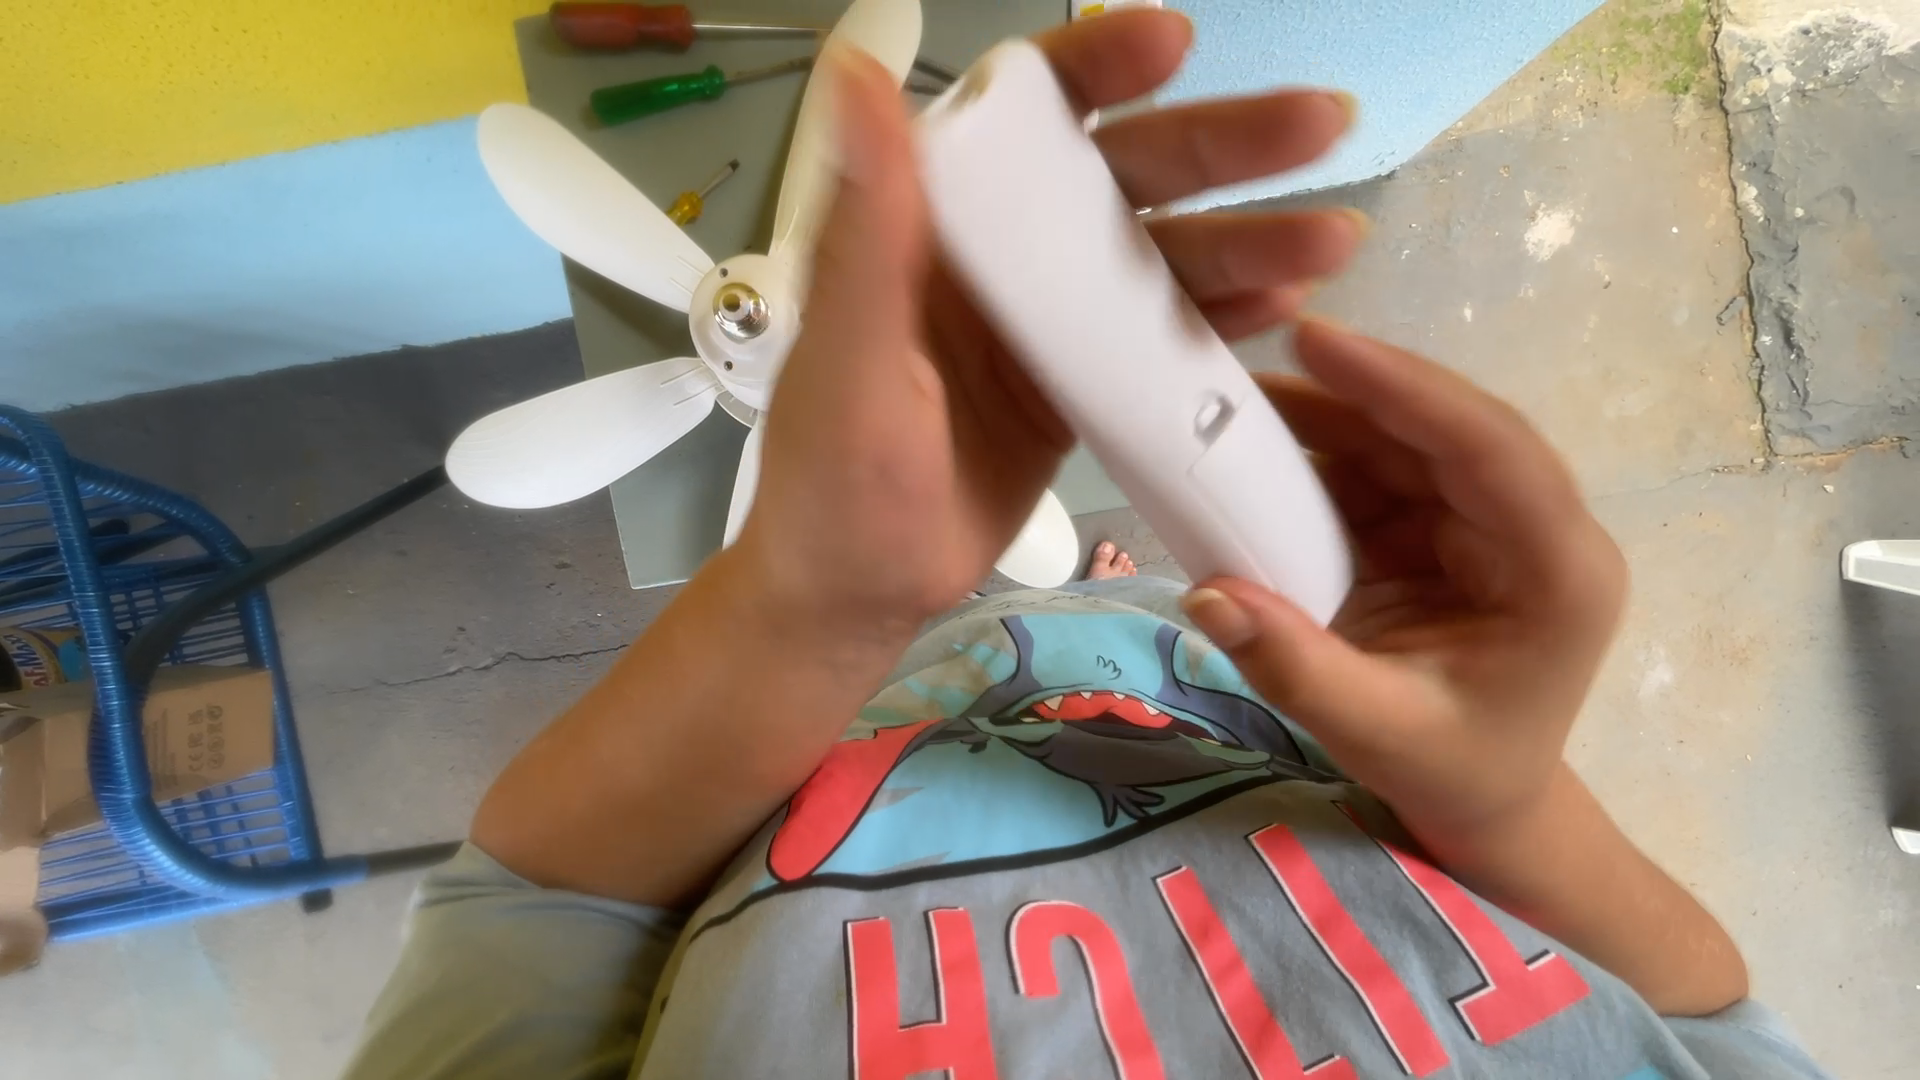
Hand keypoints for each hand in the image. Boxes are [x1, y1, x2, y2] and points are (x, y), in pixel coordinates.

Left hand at [734, 9, 1366, 636]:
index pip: (1017, 126)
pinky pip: (1153, 346)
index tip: (1171, 44)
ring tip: (1328, 240)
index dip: (1094, 73)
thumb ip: (866, 231)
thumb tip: (859, 71)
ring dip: (1240, 246)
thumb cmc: (836, 480)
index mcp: (934, 236)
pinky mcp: (1073, 393)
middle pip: (1113, 185)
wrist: (864, 585)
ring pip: (1151, 266)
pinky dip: (1213, 325)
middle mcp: (997, 268)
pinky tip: (1275, 312)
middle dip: (1215, 150)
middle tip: (1319, 126)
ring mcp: (1043, 333)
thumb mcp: (846, 360)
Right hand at [1180, 320, 1629, 855]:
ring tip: (1239, 403)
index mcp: (1555, 570)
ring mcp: (1475, 523)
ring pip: (1400, 440)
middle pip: (1440, 428)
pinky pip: (1370, 471)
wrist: (1479, 793)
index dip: (1404, 389)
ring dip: (1324, 416)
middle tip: (1255, 366)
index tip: (1317, 344)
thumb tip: (1202, 596)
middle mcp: (1525, 527)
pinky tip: (1259, 448)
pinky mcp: (1430, 528)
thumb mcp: (1373, 729)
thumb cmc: (1451, 767)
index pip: (1490, 450)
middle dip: (1351, 391)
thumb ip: (1294, 666)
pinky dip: (1313, 456)